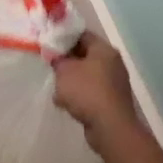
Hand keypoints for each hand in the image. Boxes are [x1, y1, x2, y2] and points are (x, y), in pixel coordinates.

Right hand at [52, 32, 143, 149]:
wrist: (110, 127)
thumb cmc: (86, 91)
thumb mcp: (64, 70)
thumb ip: (57, 59)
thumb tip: (56, 56)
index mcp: (104, 50)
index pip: (81, 34)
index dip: (63, 37)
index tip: (48, 44)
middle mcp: (113, 63)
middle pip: (84, 55)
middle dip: (66, 61)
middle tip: (50, 66)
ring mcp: (114, 83)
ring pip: (86, 75)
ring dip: (71, 80)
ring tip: (57, 89)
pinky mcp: (112, 100)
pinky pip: (91, 91)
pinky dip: (80, 95)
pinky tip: (67, 104)